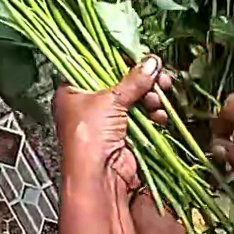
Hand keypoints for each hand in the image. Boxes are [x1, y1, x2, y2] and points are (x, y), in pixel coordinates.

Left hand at [53, 55, 173, 185]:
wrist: (99, 175)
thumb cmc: (89, 135)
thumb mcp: (109, 99)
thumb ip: (133, 80)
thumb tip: (152, 62)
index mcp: (74, 90)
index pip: (98, 65)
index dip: (121, 60)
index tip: (141, 57)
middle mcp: (89, 103)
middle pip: (121, 83)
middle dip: (143, 81)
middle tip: (160, 78)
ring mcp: (108, 120)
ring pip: (135, 100)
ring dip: (151, 98)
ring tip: (159, 99)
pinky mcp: (125, 134)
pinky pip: (143, 118)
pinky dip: (153, 115)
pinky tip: (159, 115)